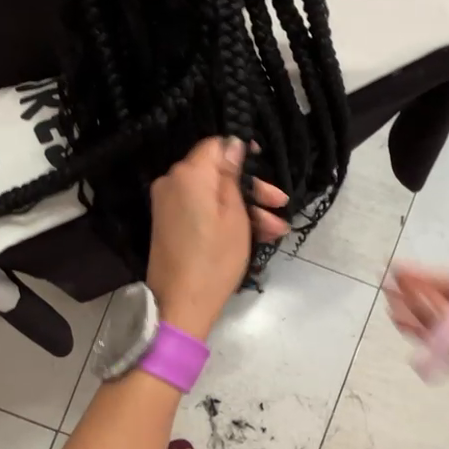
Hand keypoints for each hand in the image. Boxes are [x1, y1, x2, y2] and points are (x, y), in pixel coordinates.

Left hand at [146, 137, 289, 337]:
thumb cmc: (214, 259)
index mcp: (188, 174)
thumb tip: (233, 145)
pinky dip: (225, 218)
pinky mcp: (169, 224)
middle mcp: (172, 182)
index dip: (242, 151)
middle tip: (280, 203)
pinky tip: (258, 235)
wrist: (181, 304)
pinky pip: (201, 210)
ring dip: (245, 208)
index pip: (216, 145)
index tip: (265, 165)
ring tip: (276, 230)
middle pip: (216, 172)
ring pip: (212, 195)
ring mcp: (168, 204)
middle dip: (251, 188)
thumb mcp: (235, 216)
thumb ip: (233, 176)